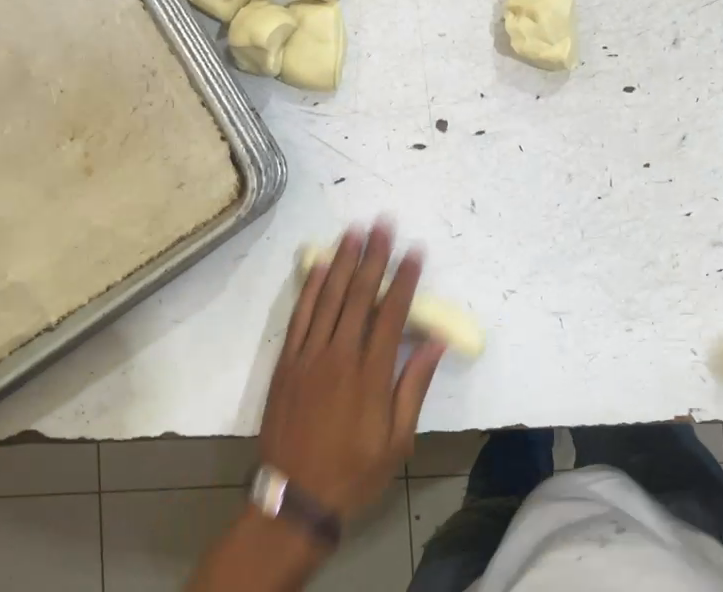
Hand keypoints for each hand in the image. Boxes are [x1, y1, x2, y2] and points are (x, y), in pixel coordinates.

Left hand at [259, 220, 444, 521]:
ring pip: (328, 298)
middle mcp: (339, 355)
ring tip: (354, 231)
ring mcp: (309, 356)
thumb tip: (435, 344)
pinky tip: (320, 266)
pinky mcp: (287, 363)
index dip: (403, 280)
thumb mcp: (397, 440)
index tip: (414, 252)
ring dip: (343, 261)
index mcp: (370, 374)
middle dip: (373, 257)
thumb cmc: (354, 472)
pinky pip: (300, 316)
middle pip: (359, 295)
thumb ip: (413, 387)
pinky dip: (311, 288)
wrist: (294, 498)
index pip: (391, 314)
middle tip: (383, 224)